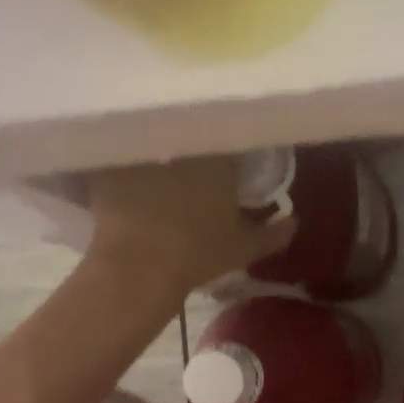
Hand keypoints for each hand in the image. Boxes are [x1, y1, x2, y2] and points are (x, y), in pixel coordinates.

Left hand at [86, 156, 295, 290]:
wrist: (138, 268)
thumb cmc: (197, 254)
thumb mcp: (245, 248)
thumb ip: (274, 233)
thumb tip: (293, 221)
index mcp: (220, 158)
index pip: (236, 138)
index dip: (240, 148)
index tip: (242, 161)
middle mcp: (181, 144)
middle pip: (195, 133)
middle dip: (202, 144)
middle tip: (208, 164)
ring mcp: (144, 151)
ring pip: (161, 141)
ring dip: (167, 150)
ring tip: (171, 167)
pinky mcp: (110, 163)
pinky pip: (125, 154)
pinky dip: (131, 162)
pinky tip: (136, 176)